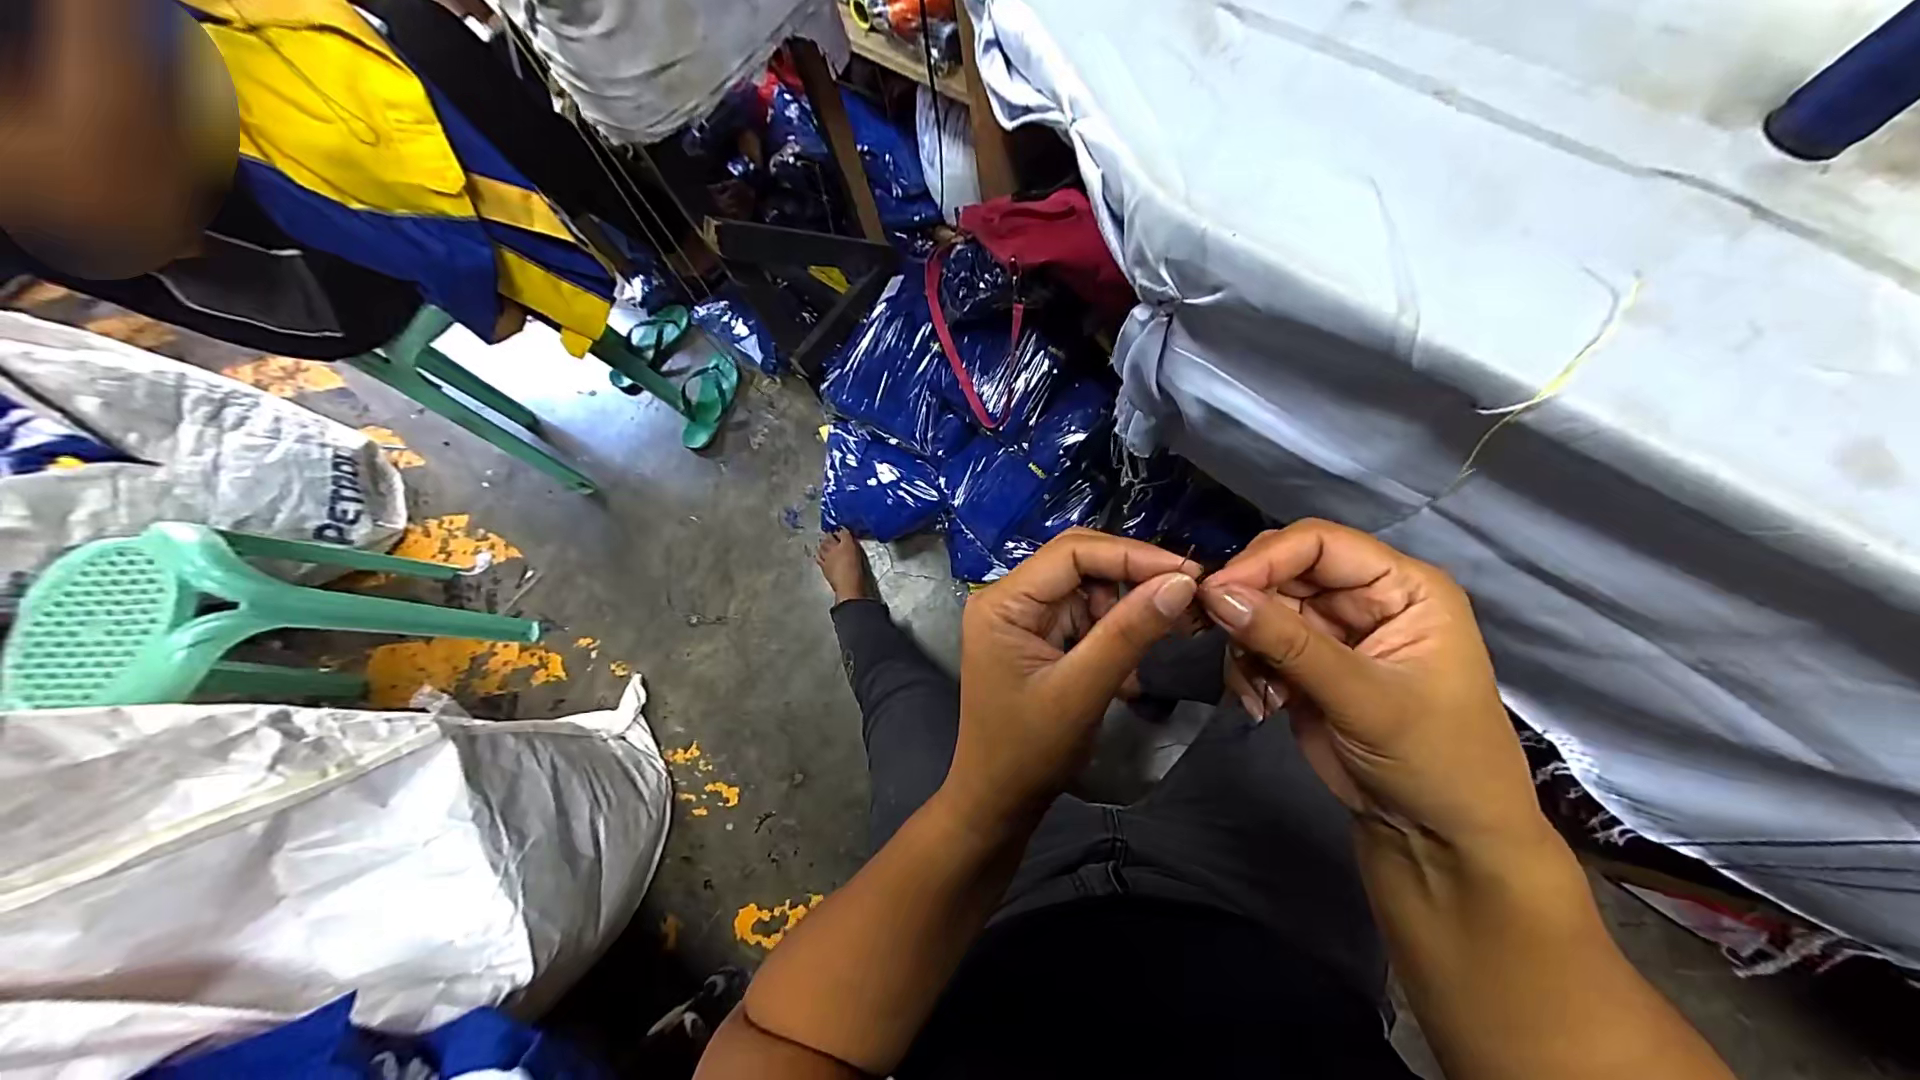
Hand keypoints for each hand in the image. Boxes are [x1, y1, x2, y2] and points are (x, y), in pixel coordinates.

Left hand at [951, 529, 1201, 824]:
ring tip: (1157, 638)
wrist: (999, 798)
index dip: (1131, 555)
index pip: (1070, 553)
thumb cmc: (1030, 750)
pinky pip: (1084, 615)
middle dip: (1131, 576)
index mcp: (1002, 603)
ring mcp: (1022, 617)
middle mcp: (1008, 598)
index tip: (1187, 572)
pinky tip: (1130, 664)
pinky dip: (1113, 630)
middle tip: (1184, 595)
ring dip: (1125, 608)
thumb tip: (1181, 582)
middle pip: (1077, 562)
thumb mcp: (1082, 691)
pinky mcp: (1038, 636)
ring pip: (1086, 587)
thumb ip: (1129, 633)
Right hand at [1198, 520, 1543, 846]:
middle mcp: (1363, 597)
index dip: (1264, 559)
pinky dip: (1246, 669)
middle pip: (1282, 571)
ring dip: (1245, 645)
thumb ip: (1287, 642)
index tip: (1214, 590)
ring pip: (1259, 608)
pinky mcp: (1303, 662)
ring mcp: (1330, 631)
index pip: (1320, 543)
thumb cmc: (1433, 760)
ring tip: (1257, 689)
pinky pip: (1254, 643)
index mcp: (1402, 587)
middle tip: (1217, 635)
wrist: (1436, 836)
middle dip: (1247, 604)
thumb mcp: (1363, 698)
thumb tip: (1215, 592)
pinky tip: (1262, 704)